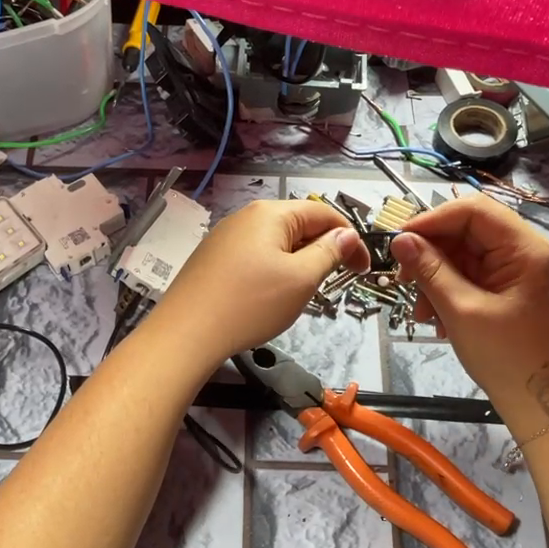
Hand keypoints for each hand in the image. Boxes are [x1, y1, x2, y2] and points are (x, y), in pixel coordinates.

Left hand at [145, 199, 369, 362]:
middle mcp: (246, 217)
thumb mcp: (300, 280)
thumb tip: (346, 235)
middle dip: (321, 252)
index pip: (323, 213)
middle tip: (332, 285)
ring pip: (275, 245)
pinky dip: (271, 274)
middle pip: (298, 226)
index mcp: (271, 214)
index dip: (349, 239)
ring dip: (297, 265)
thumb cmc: (250, 304)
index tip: (362, 269)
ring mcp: (224, 238)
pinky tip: (267, 300)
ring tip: (299, 296)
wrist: (186, 334)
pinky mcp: (211, 261)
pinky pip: (253, 259)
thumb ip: (327, 254)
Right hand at [392, 196, 548, 412]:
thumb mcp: (462, 311)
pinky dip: (449, 293)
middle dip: (431, 255)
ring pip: (465, 257)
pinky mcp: (511, 290)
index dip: (432, 221)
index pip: (474, 211)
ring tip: (422, 314)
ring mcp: (519, 272)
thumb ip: (430, 271)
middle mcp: (527, 251)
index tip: (399, 242)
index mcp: (526, 249)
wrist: (539, 402)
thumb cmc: (506, 357)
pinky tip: (437, 319)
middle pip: (468, 232)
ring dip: (436, 280)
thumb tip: (400, 240)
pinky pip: (472, 278)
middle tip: (403, 282)